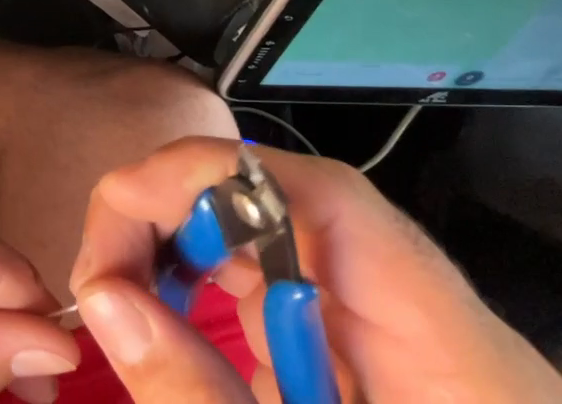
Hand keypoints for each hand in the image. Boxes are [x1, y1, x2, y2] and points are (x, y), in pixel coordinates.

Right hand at [67, 137, 561, 401]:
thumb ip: (197, 398)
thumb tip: (101, 296)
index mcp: (460, 361)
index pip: (330, 202)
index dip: (208, 180)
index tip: (119, 229)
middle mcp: (438, 322)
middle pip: (289, 206)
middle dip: (176, 220)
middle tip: (104, 280)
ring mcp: (410, 334)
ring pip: (276, 238)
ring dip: (187, 256)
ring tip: (129, 307)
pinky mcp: (384, 354)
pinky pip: (286, 285)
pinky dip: (217, 295)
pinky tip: (187, 342)